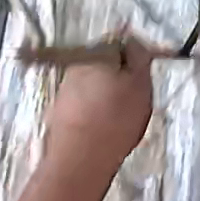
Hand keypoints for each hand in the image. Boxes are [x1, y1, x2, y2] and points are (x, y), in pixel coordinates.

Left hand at [47, 49, 156, 178]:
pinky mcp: (57, 115)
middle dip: (117, 78)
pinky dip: (93, 113)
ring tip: (119, 118)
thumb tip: (133, 40)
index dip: (134, 60)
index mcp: (96, 54)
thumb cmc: (117, 117)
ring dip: (105, 96)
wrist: (80, 160)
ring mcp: (63, 91)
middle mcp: (75, 67)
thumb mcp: (141, 83)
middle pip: (103, 65)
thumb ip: (139, 57)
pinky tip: (103, 129)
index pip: (119, 44)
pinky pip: (82, 107)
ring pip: (92, 86)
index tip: (142, 78)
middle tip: (134, 99)